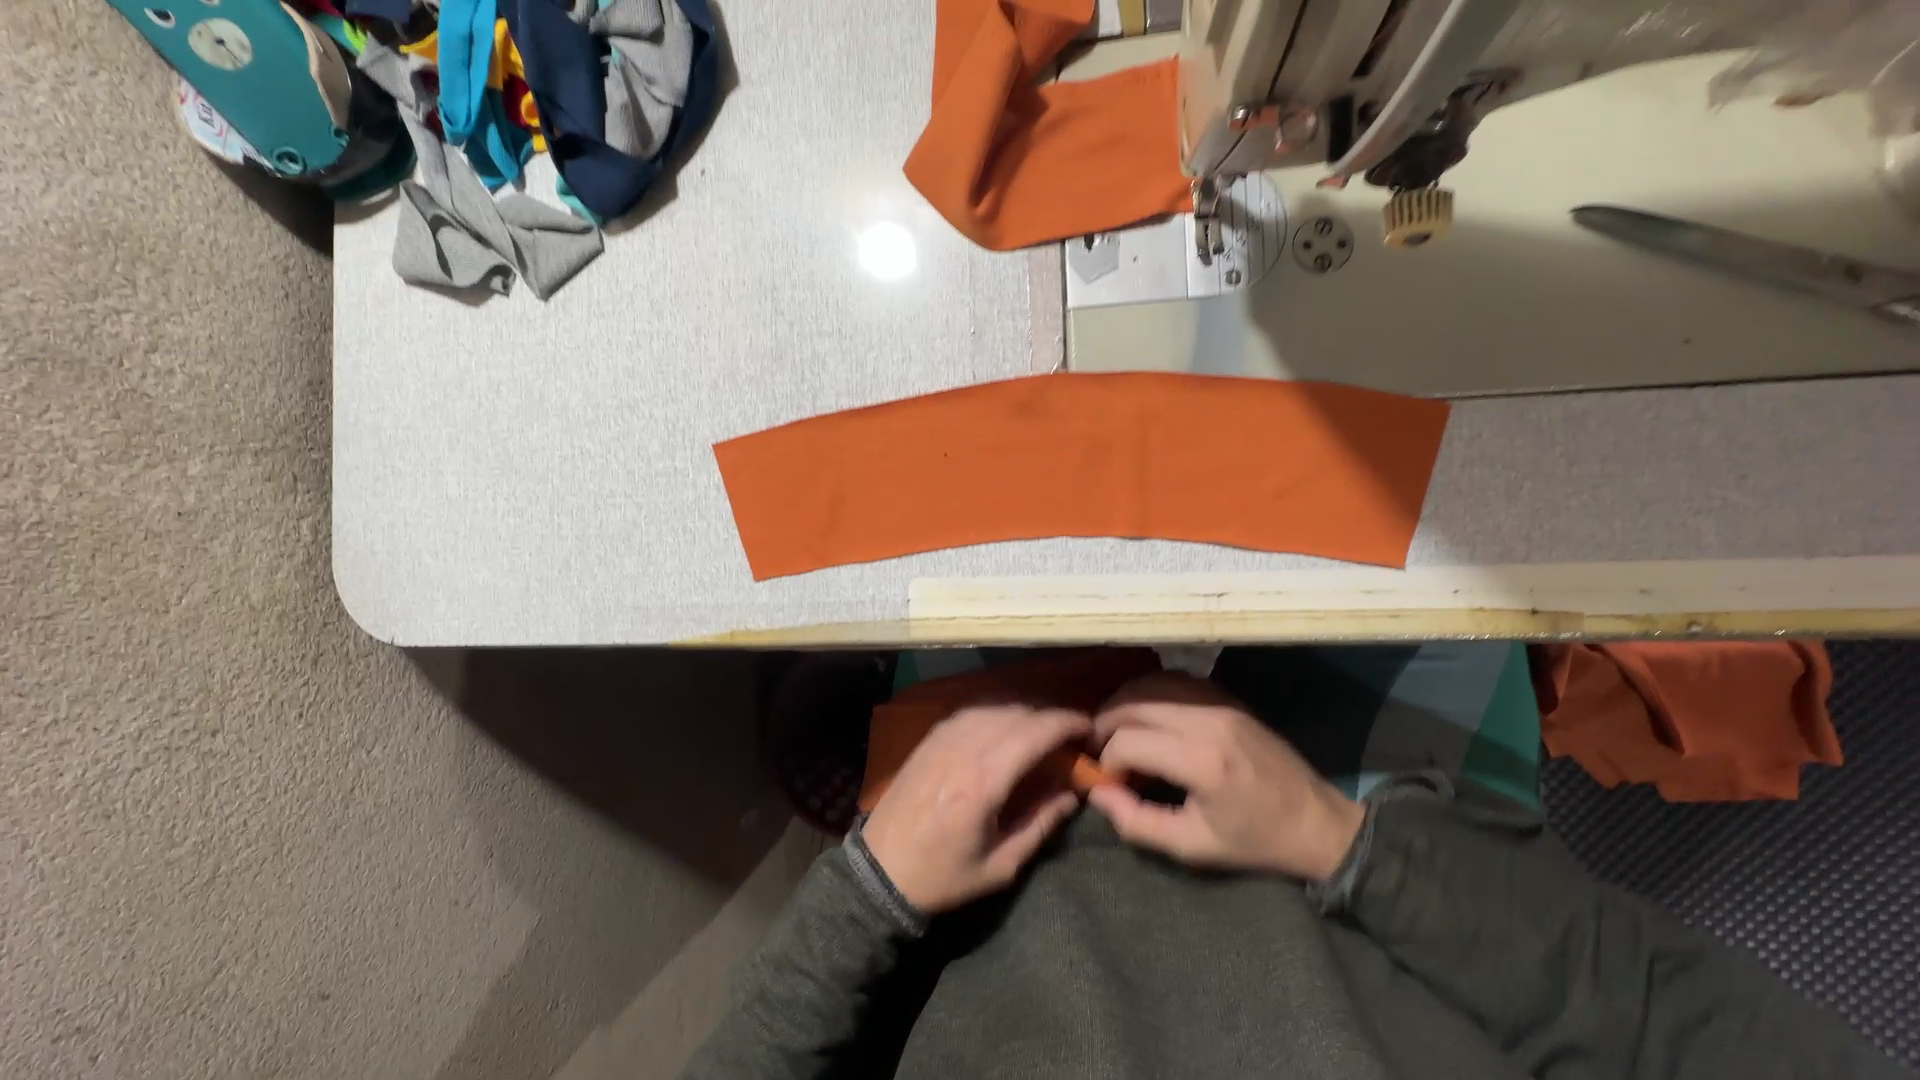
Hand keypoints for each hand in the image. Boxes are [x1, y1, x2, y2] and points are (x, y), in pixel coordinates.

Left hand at [862, 705, 1091, 914]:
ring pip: (993, 706)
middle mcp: (962, 750)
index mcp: (983, 783)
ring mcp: (941, 740)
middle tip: (1071, 734)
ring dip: (1024, 711)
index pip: (1034, 733)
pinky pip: (970, 711)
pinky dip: (996, 711)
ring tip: (1043, 730)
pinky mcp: (928, 739)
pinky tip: (1006, 727)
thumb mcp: (1000, 866)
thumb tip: (1071, 794)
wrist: (879, 872)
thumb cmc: (942, 876)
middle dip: (1051, 716)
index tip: (1089, 728)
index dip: (1067, 723)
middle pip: (1017, 713)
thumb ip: (1039, 826)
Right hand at [1087, 674, 1362, 881]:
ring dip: (1125, 703)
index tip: (1108, 781)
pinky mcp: (1228, 697)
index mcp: (1200, 761)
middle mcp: (1207, 721)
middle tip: (1098, 749)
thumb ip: (1137, 822)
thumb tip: (1097, 794)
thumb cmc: (1254, 841)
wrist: (1317, 822)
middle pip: (1133, 702)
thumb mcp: (1192, 846)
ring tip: (1116, 730)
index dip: (1106, 761)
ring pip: (1152, 682)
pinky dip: (1151, 693)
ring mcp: (1220, 702)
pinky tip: (1146, 717)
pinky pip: (1176, 680)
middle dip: (1105, 724)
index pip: (1128, 742)